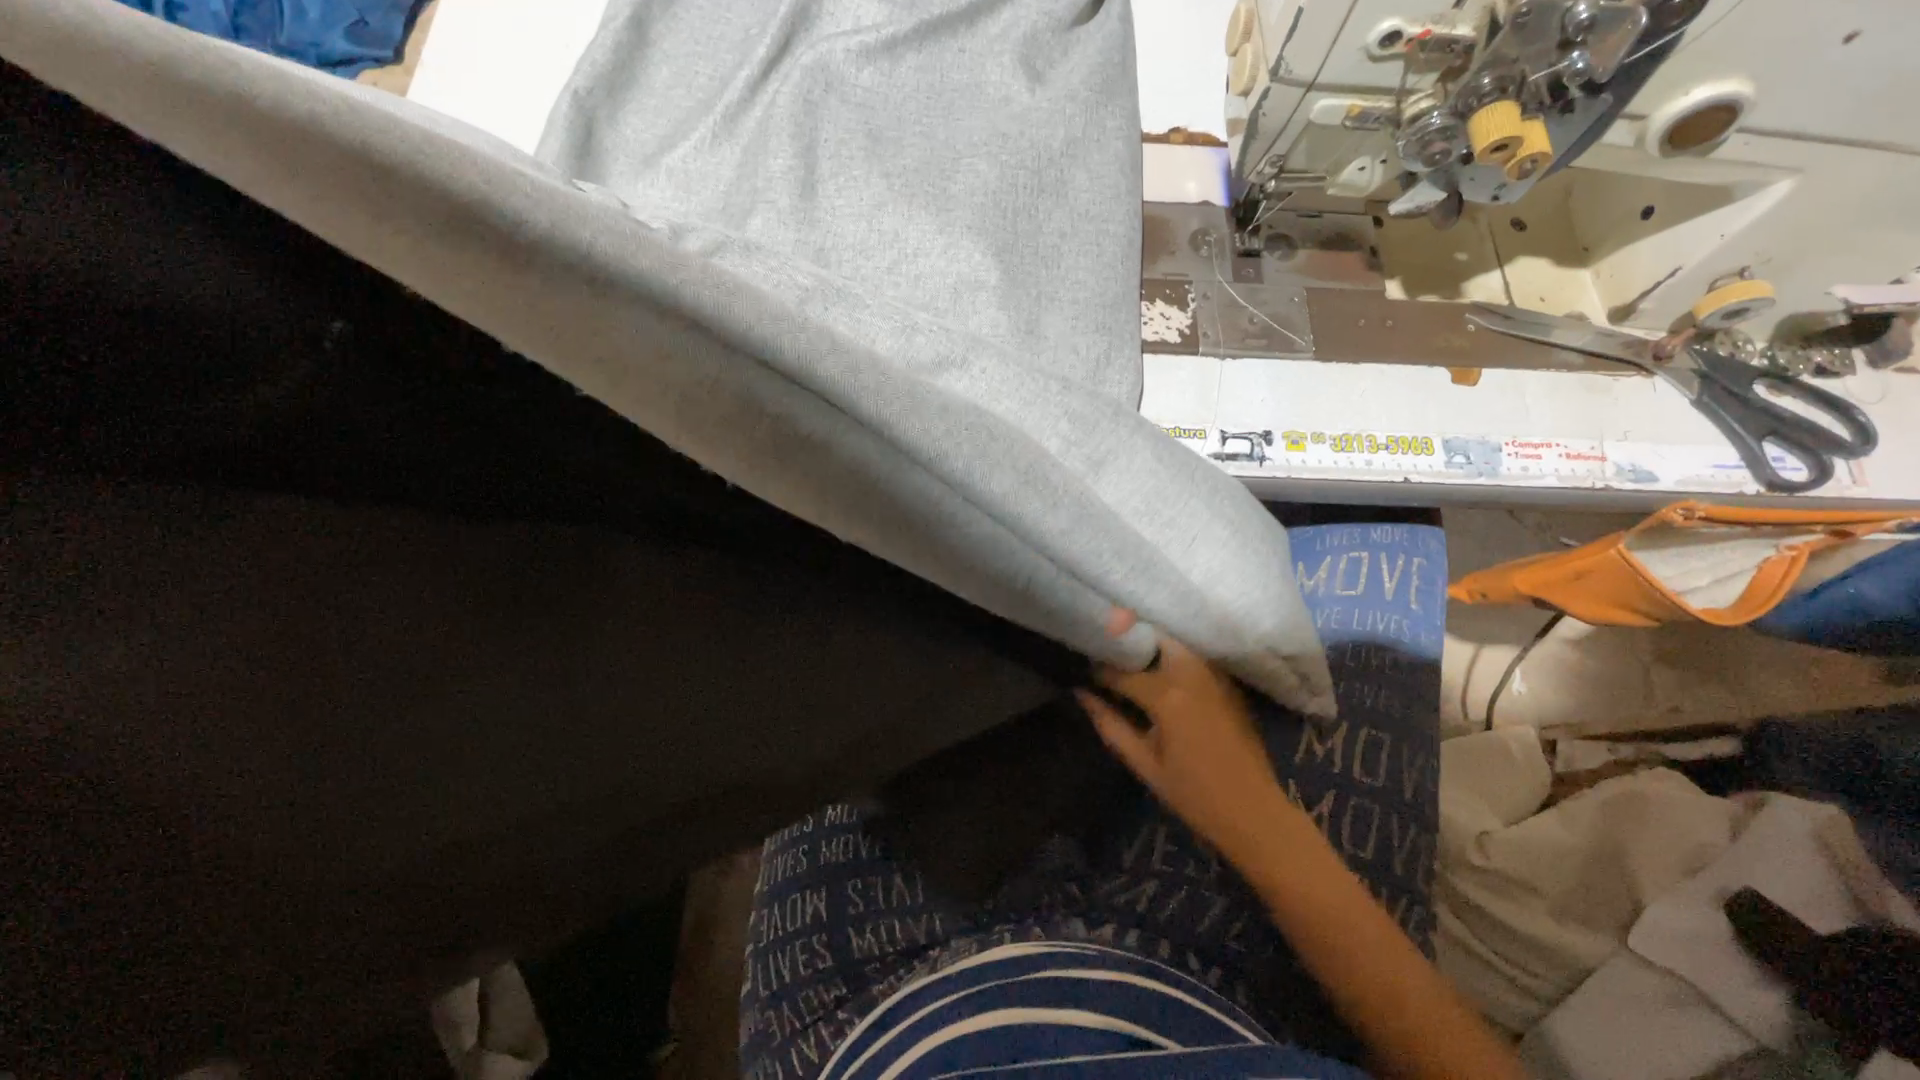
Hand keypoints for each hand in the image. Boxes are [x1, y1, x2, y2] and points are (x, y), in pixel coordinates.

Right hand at [1076, 610, 1297, 864]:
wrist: (1253, 811)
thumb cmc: (1193, 794)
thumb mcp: (1143, 763)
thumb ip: (1110, 724)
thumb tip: (1082, 694)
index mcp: (1166, 697)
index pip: (1122, 671)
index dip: (1099, 671)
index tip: (1083, 672)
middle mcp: (1192, 675)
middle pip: (1155, 641)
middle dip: (1131, 647)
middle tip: (1112, 663)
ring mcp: (1216, 677)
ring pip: (1178, 647)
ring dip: (1154, 651)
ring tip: (1135, 668)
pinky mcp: (1230, 685)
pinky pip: (1197, 660)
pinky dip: (1177, 661)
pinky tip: (1165, 680)